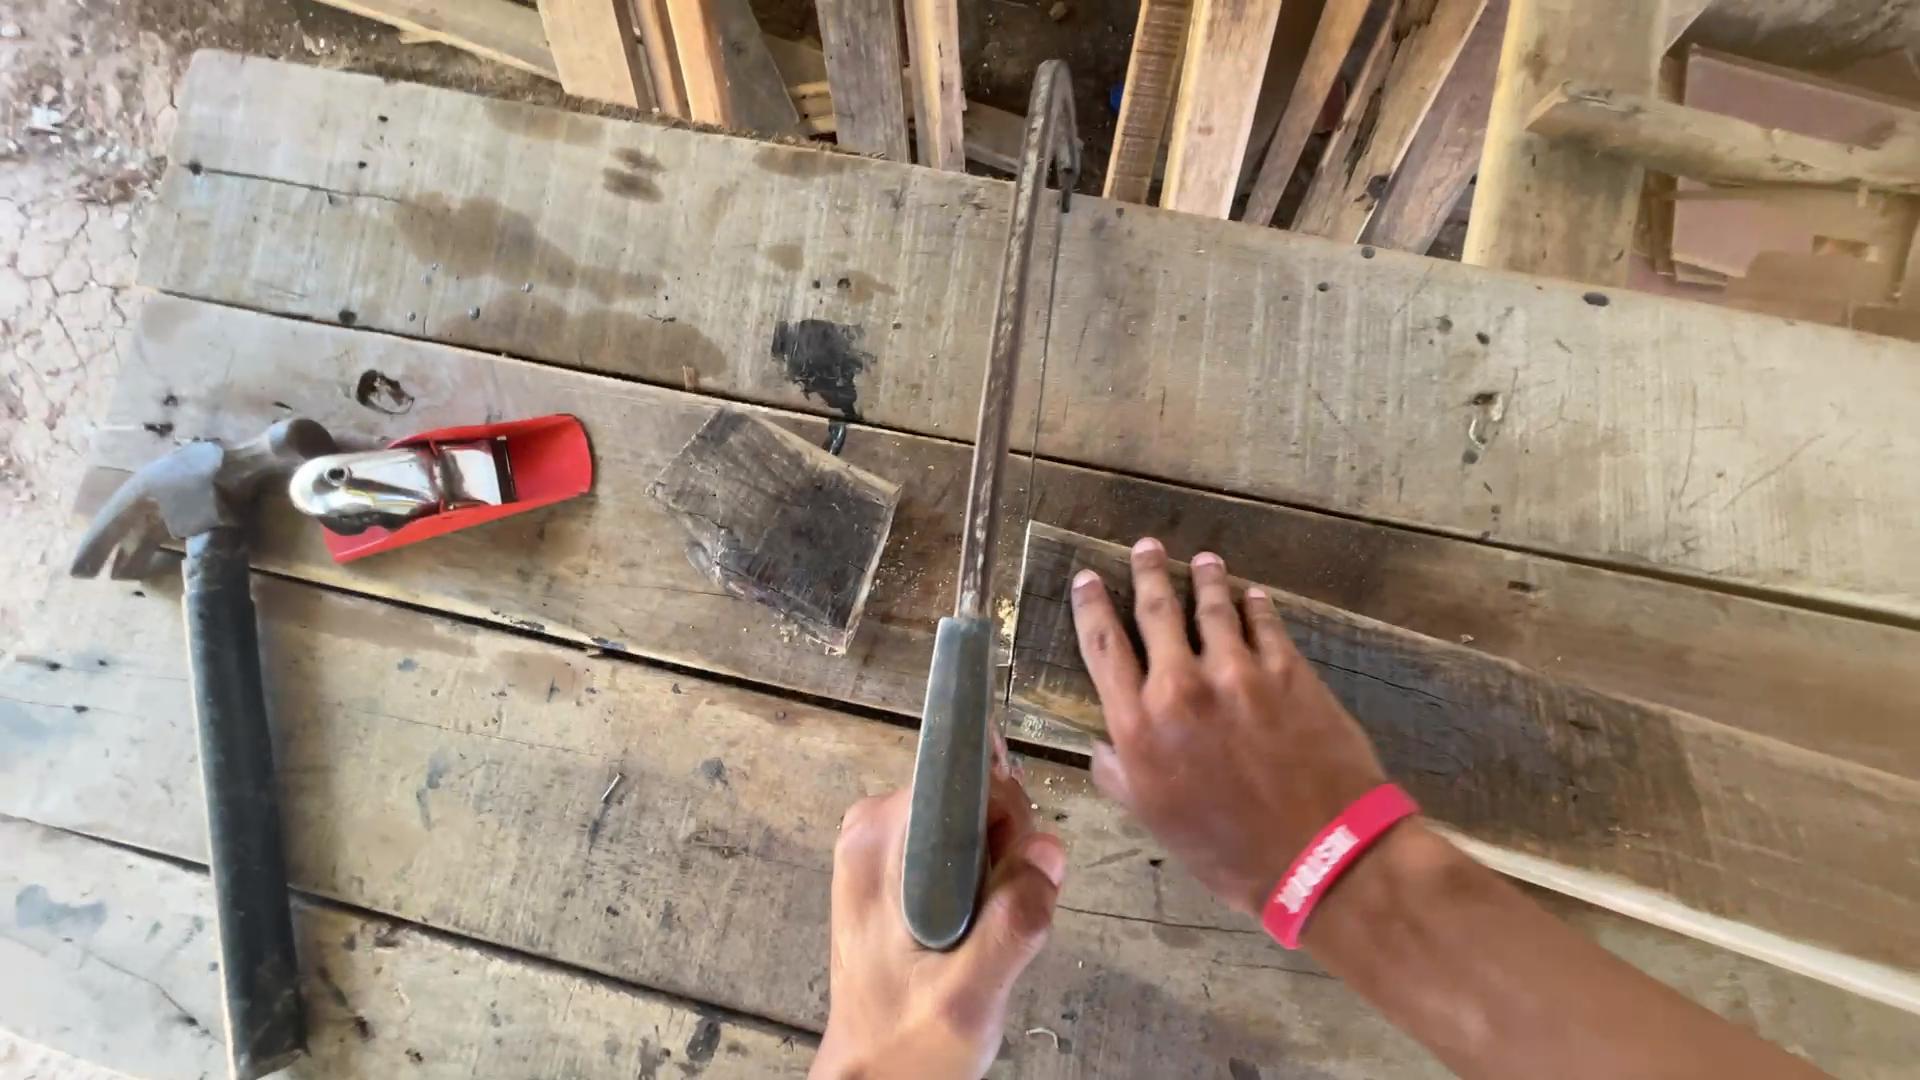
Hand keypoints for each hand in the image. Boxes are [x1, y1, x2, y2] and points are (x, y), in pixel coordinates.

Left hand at [812, 770, 1066, 1079]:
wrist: (873, 1078)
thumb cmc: (909, 1044)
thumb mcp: (969, 997)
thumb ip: (1012, 924)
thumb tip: (1048, 848)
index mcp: (878, 840)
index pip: (963, 781)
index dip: (1004, 818)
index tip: (1012, 872)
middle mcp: (872, 825)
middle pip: (969, 794)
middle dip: (1003, 845)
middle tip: (996, 914)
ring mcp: (880, 840)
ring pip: (969, 816)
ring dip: (995, 862)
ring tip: (982, 925)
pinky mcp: (892, 860)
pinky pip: (957, 838)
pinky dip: (980, 871)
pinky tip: (973, 919)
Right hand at [1069, 538, 1388, 914]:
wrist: (1322, 858)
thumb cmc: (1226, 847)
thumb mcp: (1154, 818)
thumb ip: (1118, 772)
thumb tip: (1100, 743)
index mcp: (1139, 722)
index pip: (1103, 645)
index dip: (1092, 606)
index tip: (1087, 578)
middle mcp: (1180, 685)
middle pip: (1156, 611)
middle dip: (1148, 572)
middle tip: (1146, 546)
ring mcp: (1237, 672)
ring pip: (1213, 608)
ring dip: (1205, 579)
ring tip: (1202, 559)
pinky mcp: (1287, 672)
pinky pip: (1265, 624)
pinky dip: (1255, 604)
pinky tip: (1252, 594)